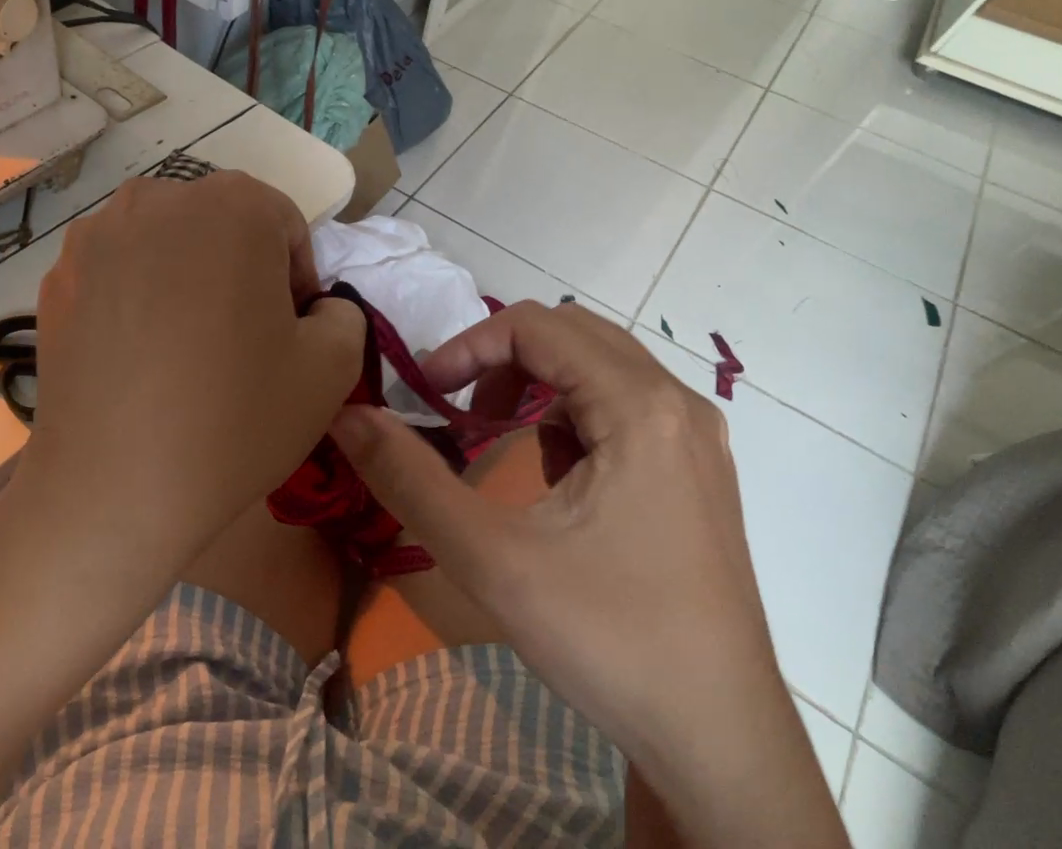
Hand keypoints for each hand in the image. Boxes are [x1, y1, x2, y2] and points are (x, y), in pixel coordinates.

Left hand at [27, 172, 363, 531]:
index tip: (287, 336)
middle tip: (238, 344)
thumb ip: (342, 314)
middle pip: (218, 227)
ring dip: (182, 283)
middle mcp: (154, 199)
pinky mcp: (55, 281)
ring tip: (182, 352)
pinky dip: (132, 304)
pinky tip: (135, 362)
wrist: (115, 486)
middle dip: (238, 273)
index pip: (283, 226)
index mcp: (231, 204)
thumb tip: (312, 309)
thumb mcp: (332, 368)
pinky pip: (114, 277)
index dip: (295, 282)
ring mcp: (93, 239)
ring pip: (161, 248)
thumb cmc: (235, 419)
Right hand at [328, 303, 845, 847]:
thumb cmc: (605, 635)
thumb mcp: (489, 555)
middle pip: (575, 337)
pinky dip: (571, 422)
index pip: (540, 326)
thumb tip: (346, 415)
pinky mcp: (698, 479)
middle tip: (455, 414)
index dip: (468, 347)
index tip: (424, 396)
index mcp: (642, 408)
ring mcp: (697, 444)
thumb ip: (409, 477)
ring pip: (602, 374)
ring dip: (537, 390)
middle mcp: (680, 408)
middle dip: (501, 362)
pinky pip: (625, 413)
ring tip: (498, 448)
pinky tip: (552, 484)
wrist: (715, 736)